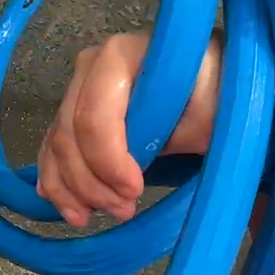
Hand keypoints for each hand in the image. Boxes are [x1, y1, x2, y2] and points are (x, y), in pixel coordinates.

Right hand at [36, 32, 222, 226]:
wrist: (219, 78)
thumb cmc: (221, 91)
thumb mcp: (210, 108)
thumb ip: (175, 131)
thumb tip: (141, 165)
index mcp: (118, 57)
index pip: (94, 117)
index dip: (106, 160)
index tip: (134, 192)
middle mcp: (89, 69)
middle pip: (68, 135)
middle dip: (89, 181)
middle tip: (122, 210)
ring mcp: (77, 90)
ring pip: (56, 146)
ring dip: (69, 187)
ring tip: (90, 217)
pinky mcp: (75, 112)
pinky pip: (52, 149)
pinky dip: (56, 180)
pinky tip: (68, 206)